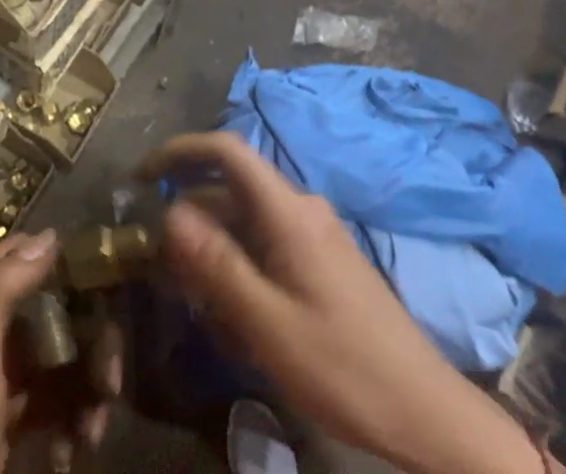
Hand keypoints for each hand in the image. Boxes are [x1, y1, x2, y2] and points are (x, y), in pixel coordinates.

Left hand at [0, 230, 121, 473]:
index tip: (97, 263)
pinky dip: (67, 423)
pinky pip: (48, 406)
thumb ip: (2, 290)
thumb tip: (46, 236)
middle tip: (110, 377)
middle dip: (84, 341)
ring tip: (95, 425)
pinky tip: (75, 447)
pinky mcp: (5, 420)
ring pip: (53, 362)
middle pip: (43, 315)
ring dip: (82, 390)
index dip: (51, 258)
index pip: (11, 260)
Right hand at [141, 133, 561, 473]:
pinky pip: (264, 247)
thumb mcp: (266, 321)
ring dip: (209, 249)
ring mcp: (315, 238)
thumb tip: (170, 212)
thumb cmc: (342, 367)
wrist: (425, 414)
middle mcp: (303, 212)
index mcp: (290, 214)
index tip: (140, 177)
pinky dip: (235, 265)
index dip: (179, 151)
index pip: (227, 151)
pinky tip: (227, 311)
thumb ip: (216, 263)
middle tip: (157, 265)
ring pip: (244, 223)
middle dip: (187, 218)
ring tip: (187, 296)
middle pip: (229, 191)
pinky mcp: (322, 264)